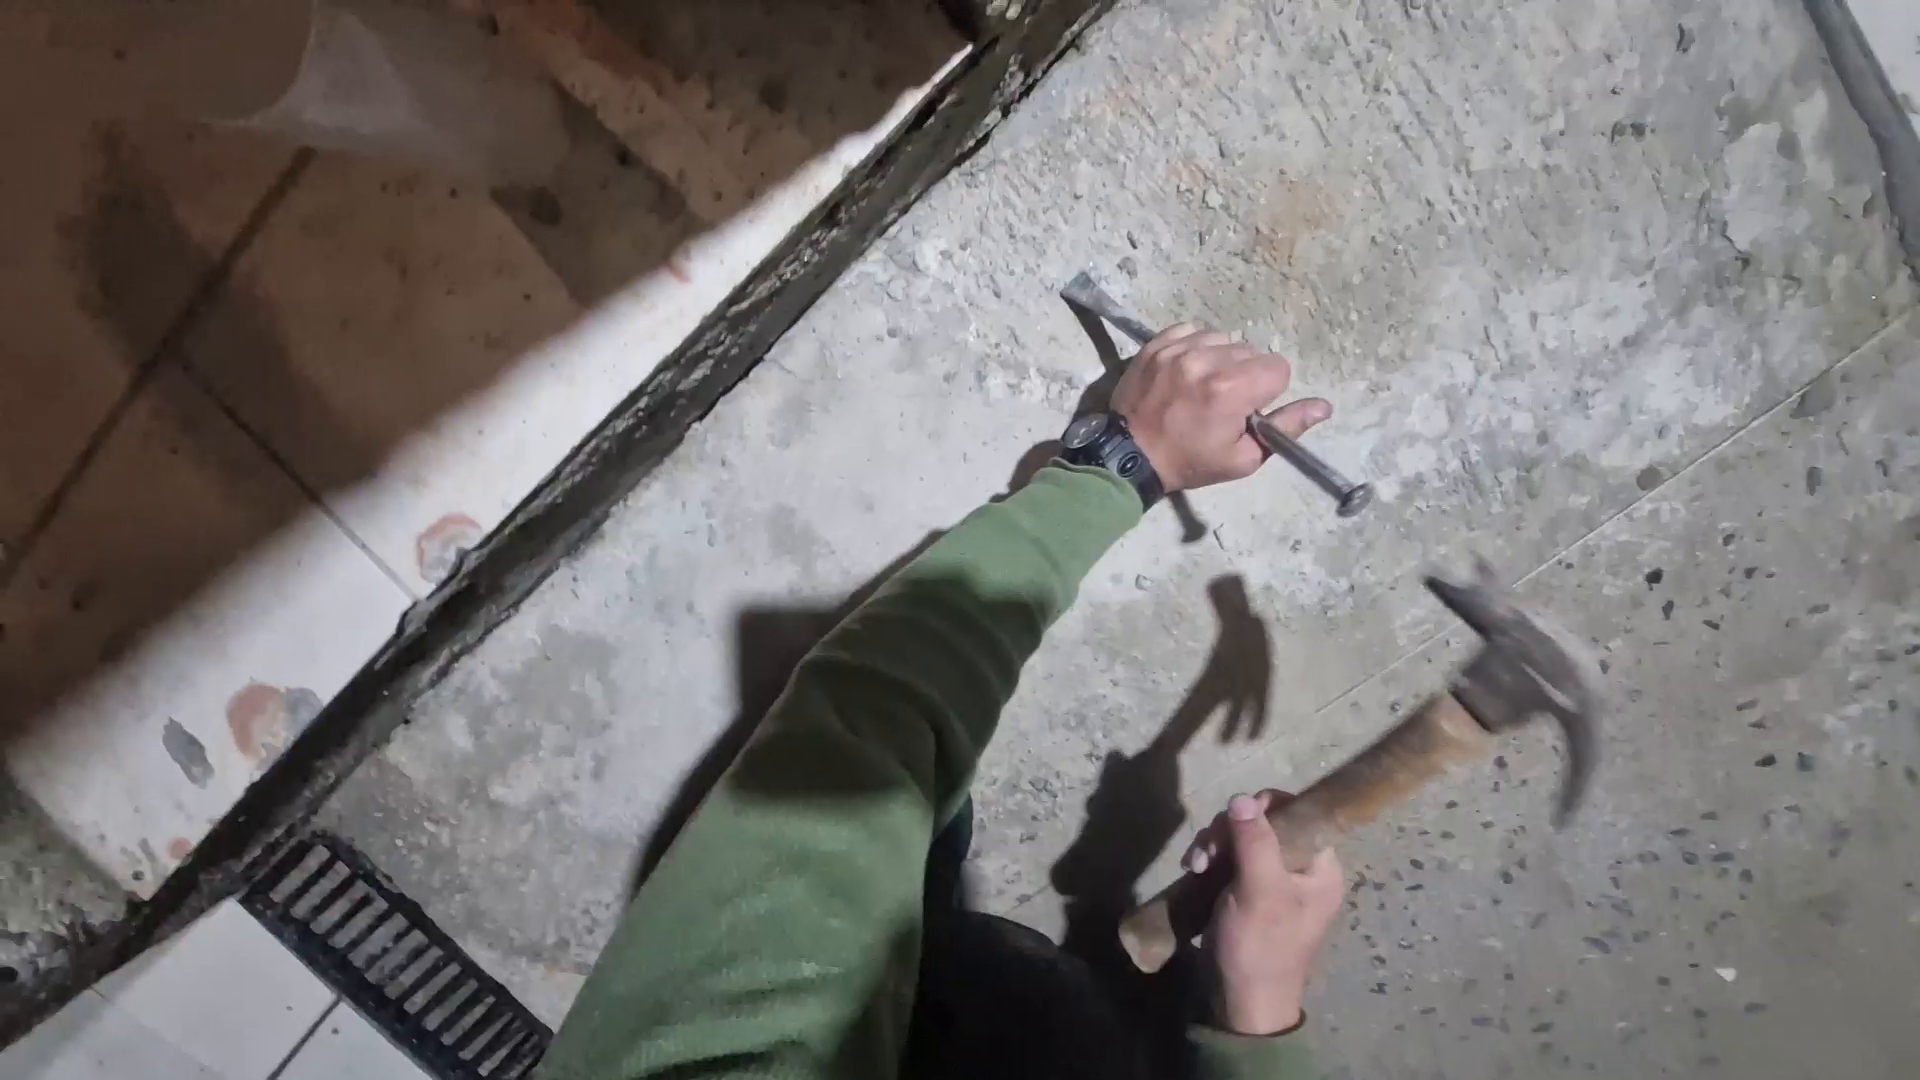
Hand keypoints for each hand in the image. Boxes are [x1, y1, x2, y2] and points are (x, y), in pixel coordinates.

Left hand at [1110, 325, 1330, 492]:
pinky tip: (1185, 372)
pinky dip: (1193, 348)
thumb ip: (1286, 427)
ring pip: (1221, 339)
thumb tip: (1324, 406)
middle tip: (1221, 402)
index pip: (1278, 368)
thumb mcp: (1243, 458)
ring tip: (1201, 387)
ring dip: (1219, 359)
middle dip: (1245, 375)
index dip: (1267, 391)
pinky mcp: (1155, 345)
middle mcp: (1206, 360)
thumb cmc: (1188, 461)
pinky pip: (1190, 331)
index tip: (1247, 408)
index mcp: (1231, 389)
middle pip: (1250, 352)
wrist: (1129, 456)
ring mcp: (1177, 349)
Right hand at [1181, 790, 1344, 1034]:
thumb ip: (1254, 842)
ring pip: (1238, 834)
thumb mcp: (1260, 891)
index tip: (1237, 819)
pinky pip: (1225, 853)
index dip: (1265, 807)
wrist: (1239, 1001)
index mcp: (1319, 867)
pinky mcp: (1243, 886)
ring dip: (1213, 843)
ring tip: (1197, 864)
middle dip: (1229, 829)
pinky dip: (1207, 855)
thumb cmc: (1260, 946)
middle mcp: (1298, 867)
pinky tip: (1192, 868)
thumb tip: (1242, 797)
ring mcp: (1269, 877)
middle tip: (1210, 850)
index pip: (1297, 813)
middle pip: (1261, 820)